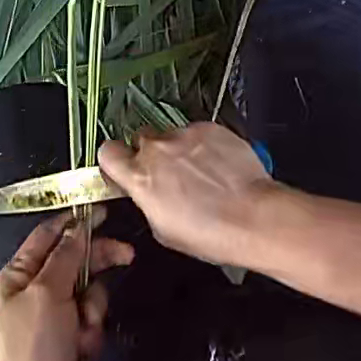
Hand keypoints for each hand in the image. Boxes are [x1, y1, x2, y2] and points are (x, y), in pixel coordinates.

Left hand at [0, 211, 132, 360]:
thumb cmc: (32, 353)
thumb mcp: (47, 293)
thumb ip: (65, 255)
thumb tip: (78, 227)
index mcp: (18, 275)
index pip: (48, 235)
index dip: (74, 221)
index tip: (102, 211)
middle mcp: (34, 292)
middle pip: (74, 260)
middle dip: (97, 262)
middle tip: (125, 254)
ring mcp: (52, 318)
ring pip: (89, 290)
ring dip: (93, 307)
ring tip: (84, 329)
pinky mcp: (69, 340)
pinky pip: (92, 318)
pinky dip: (92, 331)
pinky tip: (83, 349)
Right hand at [98, 123, 281, 267]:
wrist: (253, 216)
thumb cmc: (210, 233)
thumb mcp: (163, 229)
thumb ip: (146, 200)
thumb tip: (148, 191)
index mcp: (140, 176)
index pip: (107, 151)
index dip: (115, 159)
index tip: (124, 167)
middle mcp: (158, 149)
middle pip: (141, 139)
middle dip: (150, 154)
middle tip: (169, 175)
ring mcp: (184, 134)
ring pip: (171, 135)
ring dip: (179, 150)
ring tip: (202, 174)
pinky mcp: (209, 127)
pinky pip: (197, 132)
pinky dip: (203, 145)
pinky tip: (218, 166)